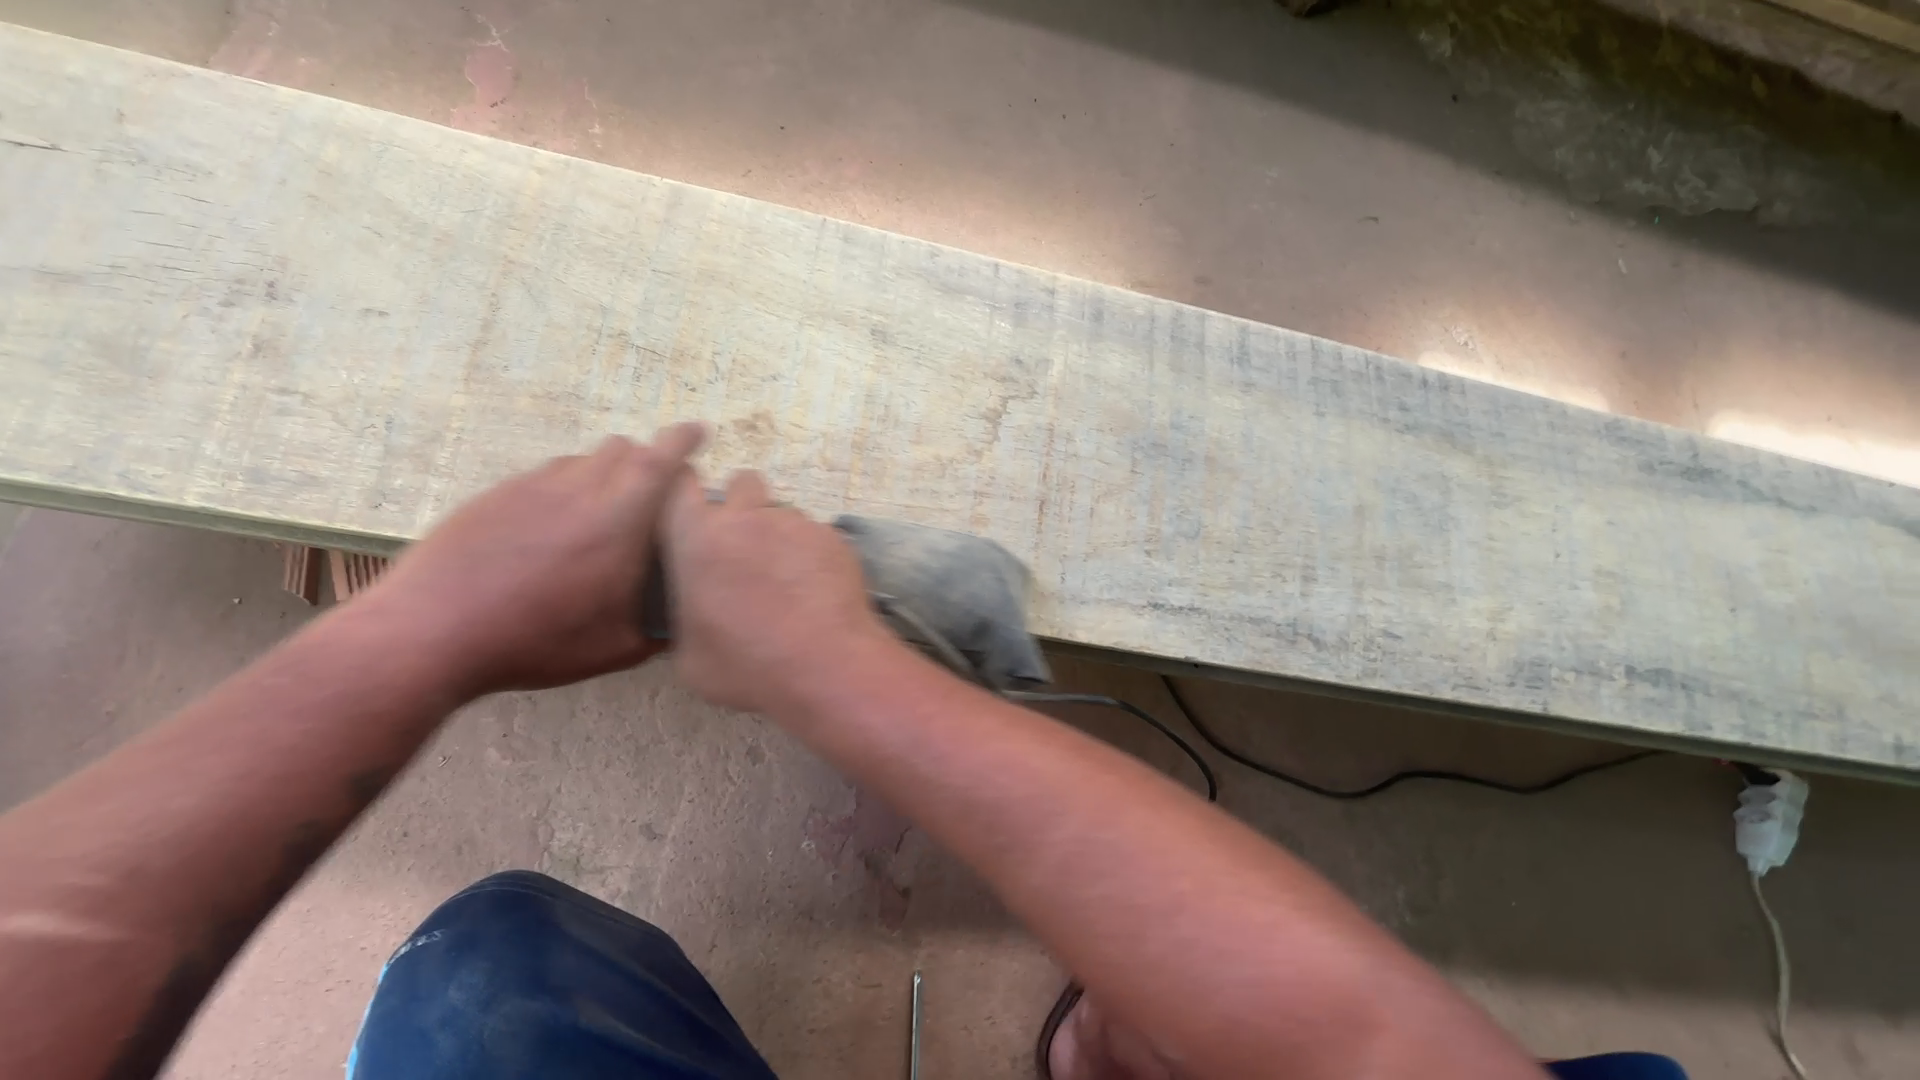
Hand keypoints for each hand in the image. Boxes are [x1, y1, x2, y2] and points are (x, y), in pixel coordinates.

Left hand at [364, 424, 704, 696]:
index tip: (699, 430)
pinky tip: (551, 530)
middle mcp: (579, 490)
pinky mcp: (495, 495)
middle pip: (623, 448)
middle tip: (651, 492)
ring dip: (604, 473)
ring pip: (582, 459)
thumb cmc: (535, 641)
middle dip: (646, 459)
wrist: (432, 631)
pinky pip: (544, 475)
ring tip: (599, 515)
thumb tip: (679, 622)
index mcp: (619, 521)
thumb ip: (657, 629)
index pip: (661, 460)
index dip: (685, 439)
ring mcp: (532, 487)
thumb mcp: (614, 648)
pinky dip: (564, 489)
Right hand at [661, 468, 898, 715]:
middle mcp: (746, 518)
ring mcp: (794, 523)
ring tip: (787, 580)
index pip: (679, 484)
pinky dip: (812, 554)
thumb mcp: (690, 657)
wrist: (825, 665)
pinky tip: (816, 590)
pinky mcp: (832, 536)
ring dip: (778, 535)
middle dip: (741, 505)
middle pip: (741, 483)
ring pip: (781, 512)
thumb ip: (687, 617)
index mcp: (698, 538)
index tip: (690, 514)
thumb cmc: (746, 665)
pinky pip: (815, 535)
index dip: (684, 493)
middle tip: (744, 547)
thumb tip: (696, 614)